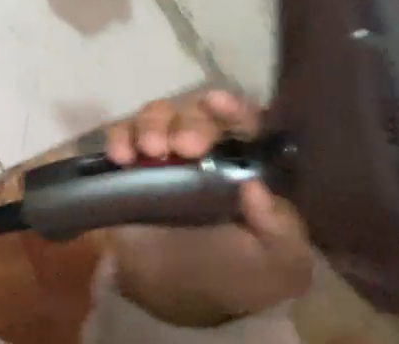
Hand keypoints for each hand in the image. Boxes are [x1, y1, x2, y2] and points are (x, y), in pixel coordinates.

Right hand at [102, 91, 312, 327]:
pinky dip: (118, 136)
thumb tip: (255, 187)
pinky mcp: (129, 161)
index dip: (231, 107)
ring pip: (156, 114)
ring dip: (151, 124)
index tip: (216, 104)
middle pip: (195, 113)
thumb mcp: (276, 264)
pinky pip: (121, 133)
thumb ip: (280, 230)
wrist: (174, 295)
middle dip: (188, 121)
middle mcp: (204, 150)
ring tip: (149, 151)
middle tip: (181, 147)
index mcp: (244, 166)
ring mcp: (164, 153)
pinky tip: (120, 157)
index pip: (243, 123)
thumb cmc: (233, 273)